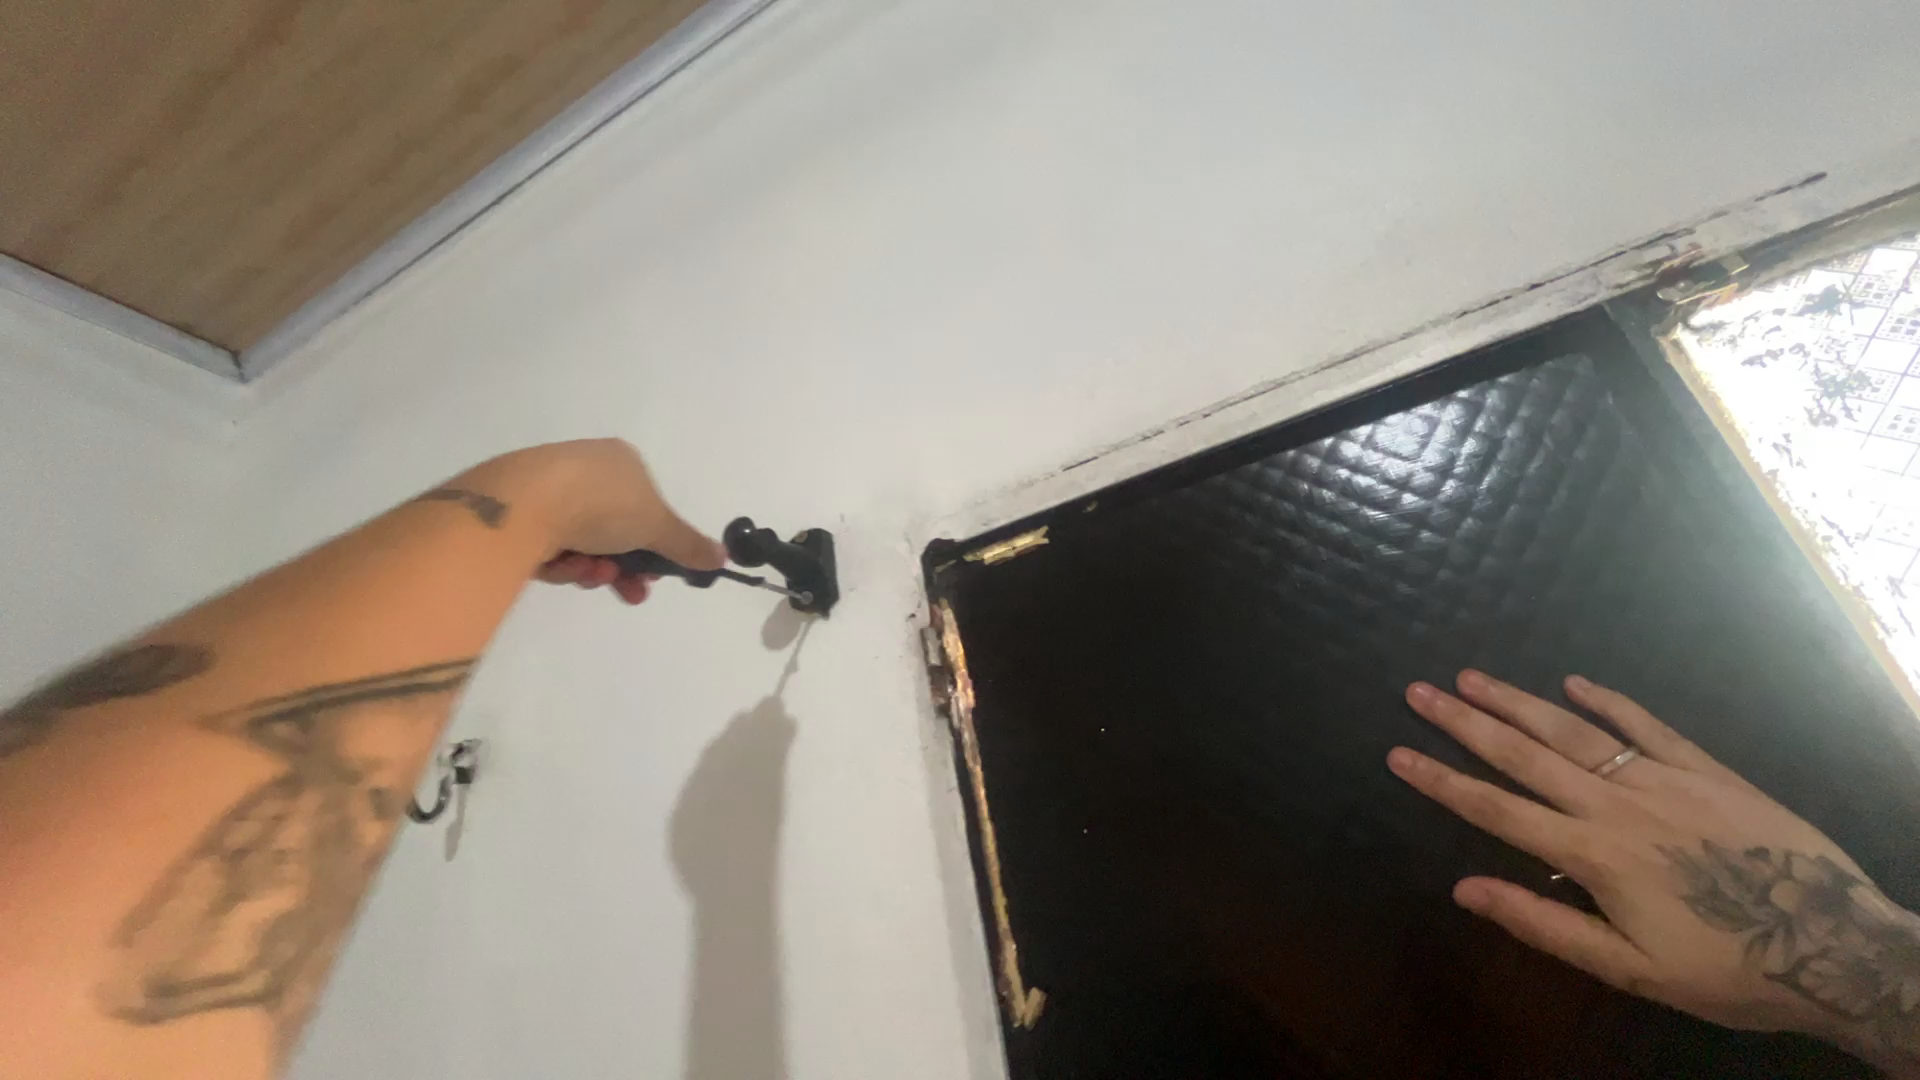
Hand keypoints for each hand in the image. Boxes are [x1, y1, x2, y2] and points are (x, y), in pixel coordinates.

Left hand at [456, 439, 726, 604]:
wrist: (521, 505)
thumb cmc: (600, 504)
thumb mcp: (657, 527)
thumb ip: (689, 546)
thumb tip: (723, 558)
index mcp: (622, 460)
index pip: (648, 506)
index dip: (656, 544)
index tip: (656, 573)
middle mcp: (586, 468)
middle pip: (618, 530)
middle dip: (626, 565)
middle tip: (629, 588)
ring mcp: (548, 487)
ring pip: (585, 542)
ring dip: (595, 568)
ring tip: (589, 576)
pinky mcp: (516, 510)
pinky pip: (551, 544)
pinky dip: (562, 562)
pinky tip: (560, 567)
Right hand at [1391, 671, 1919, 1073]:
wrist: (1848, 955)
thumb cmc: (1728, 967)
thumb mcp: (1631, 969)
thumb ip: (1543, 924)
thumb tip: (1463, 889)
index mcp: (1591, 854)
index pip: (1495, 810)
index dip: (1441, 780)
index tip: (1397, 754)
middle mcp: (1614, 806)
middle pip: (1523, 755)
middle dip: (1463, 722)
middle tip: (1419, 691)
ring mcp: (1661, 781)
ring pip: (1573, 732)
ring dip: (1515, 702)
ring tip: (1470, 677)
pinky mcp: (1706, 772)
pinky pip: (1650, 728)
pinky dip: (1610, 702)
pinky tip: (1573, 682)